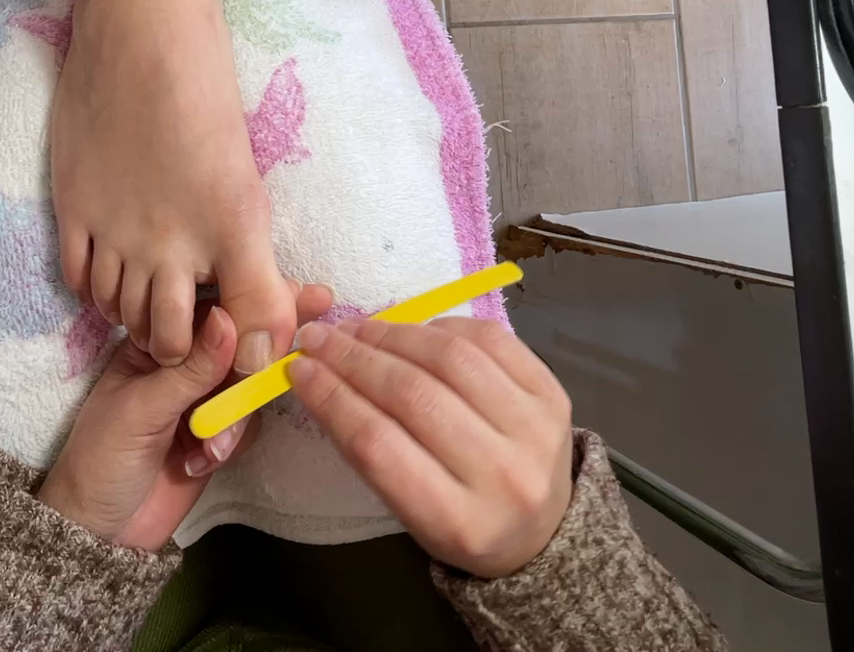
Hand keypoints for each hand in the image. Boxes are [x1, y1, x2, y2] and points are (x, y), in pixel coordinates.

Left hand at [38, 282, 333, 549]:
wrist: (99, 534)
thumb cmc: (103, 458)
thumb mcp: (141, 408)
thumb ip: (190, 368)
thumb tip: (229, 317)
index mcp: (158, 344)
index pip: (212, 312)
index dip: (252, 301)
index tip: (296, 290)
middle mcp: (186, 365)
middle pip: (240, 344)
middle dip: (269, 342)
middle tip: (314, 324)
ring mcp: (204, 401)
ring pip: (248, 387)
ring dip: (236, 414)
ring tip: (208, 445)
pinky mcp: (217, 436)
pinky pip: (246, 425)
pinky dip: (230, 442)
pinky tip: (200, 463)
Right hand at [52, 0, 297, 373]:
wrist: (142, 25)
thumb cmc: (206, 79)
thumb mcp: (243, 161)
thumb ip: (246, 237)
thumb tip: (253, 292)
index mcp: (236, 223)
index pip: (256, 323)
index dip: (256, 355)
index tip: (249, 356)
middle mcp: (175, 240)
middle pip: (177, 338)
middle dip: (187, 345)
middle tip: (192, 321)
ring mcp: (117, 229)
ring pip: (126, 316)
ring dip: (142, 319)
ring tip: (152, 299)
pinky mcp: (73, 209)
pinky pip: (82, 284)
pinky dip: (99, 294)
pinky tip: (113, 275)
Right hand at [285, 317, 573, 578]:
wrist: (543, 529)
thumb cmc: (458, 518)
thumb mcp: (407, 508)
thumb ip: (367, 445)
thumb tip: (320, 369)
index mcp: (457, 522)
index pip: (378, 446)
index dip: (331, 397)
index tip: (299, 367)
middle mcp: (503, 476)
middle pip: (413, 395)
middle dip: (353, 356)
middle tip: (319, 336)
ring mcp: (536, 430)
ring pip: (450, 357)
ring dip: (393, 332)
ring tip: (359, 326)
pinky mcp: (554, 392)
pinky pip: (489, 338)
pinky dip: (442, 324)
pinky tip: (414, 327)